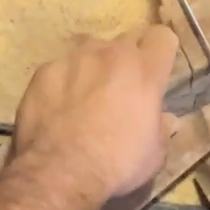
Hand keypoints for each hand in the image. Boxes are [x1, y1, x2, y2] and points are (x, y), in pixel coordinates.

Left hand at [9, 26, 178, 204]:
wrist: (60, 172)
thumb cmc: (117, 164)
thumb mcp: (154, 154)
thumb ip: (160, 128)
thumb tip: (164, 119)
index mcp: (144, 71)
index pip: (162, 37)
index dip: (160, 53)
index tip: (155, 72)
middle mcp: (111, 54)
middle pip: (126, 40)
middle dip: (127, 60)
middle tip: (121, 88)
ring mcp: (75, 59)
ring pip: (90, 49)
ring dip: (94, 65)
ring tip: (86, 95)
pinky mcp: (45, 70)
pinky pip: (60, 67)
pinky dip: (62, 81)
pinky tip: (57, 107)